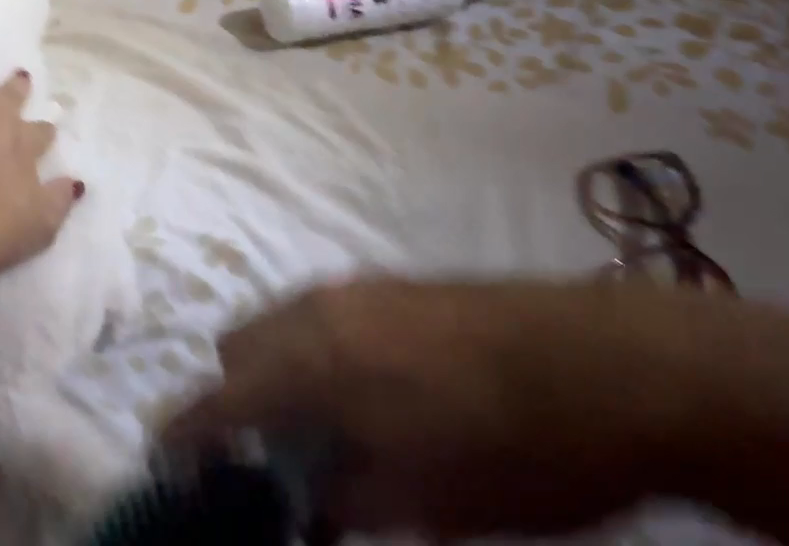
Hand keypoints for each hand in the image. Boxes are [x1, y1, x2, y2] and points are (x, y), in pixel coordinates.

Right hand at [164, 278, 732, 538]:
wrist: (620, 365)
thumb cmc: (514, 446)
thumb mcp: (428, 501)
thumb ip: (346, 501)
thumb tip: (305, 506)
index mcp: (310, 364)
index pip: (220, 398)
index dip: (187, 430)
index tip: (167, 455)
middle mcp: (314, 312)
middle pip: (236, 348)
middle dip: (233, 397)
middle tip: (265, 451)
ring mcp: (352, 290)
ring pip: (277, 324)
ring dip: (274, 370)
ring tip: (320, 423)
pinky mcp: (388, 283)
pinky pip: (316, 314)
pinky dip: (312, 351)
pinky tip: (367, 389)